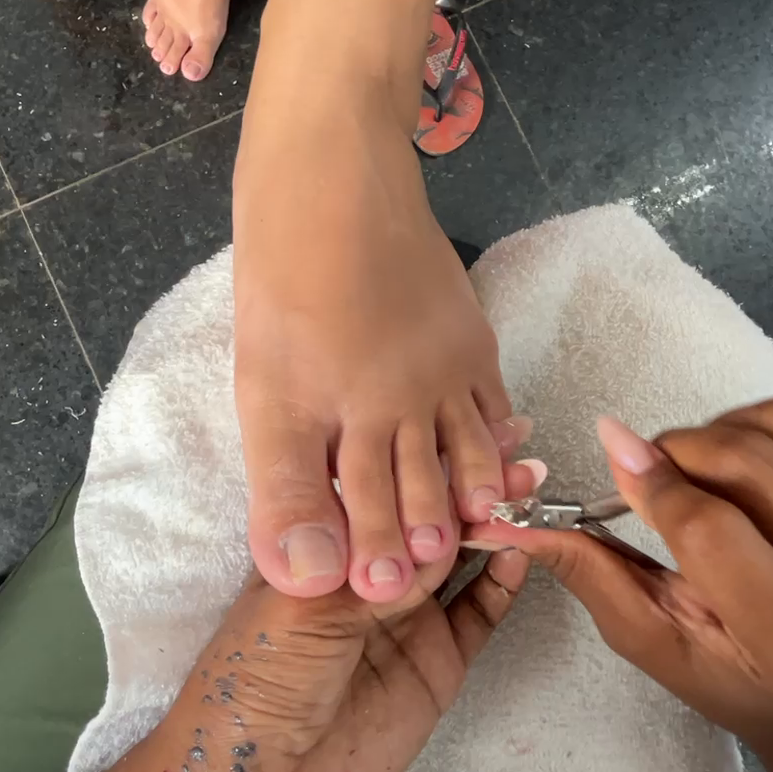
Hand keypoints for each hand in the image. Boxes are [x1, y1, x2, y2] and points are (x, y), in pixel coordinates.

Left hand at [47, 459, 543, 771]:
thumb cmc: (258, 679)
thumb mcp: (309, 608)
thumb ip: (374, 567)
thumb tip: (430, 524)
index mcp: (333, 546)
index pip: (388, 490)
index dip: (427, 462)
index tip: (466, 429)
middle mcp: (374, 571)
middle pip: (432, 518)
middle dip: (473, 484)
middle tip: (517, 453)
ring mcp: (408, 614)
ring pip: (462, 559)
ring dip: (496, 525)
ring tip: (529, 489)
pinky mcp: (436, 660)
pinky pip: (479, 615)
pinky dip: (503, 584)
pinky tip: (522, 555)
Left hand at [233, 0, 514, 604]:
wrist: (335, 176)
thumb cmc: (285, 280)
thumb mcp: (266, 389)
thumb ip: (289, 484)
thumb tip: (310, 579)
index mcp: (366, 423)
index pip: (376, 508)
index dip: (378, 553)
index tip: (384, 594)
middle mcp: (421, 402)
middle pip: (428, 480)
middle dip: (427, 528)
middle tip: (434, 570)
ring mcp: (452, 361)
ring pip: (468, 442)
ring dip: (473, 485)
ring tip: (482, 518)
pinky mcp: (466, 324)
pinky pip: (490, 392)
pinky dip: (497, 425)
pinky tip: (505, 435)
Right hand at [472, 399, 772, 750]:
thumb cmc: (732, 677)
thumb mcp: (648, 639)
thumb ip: (589, 572)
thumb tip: (529, 510)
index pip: (712, 530)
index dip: (651, 480)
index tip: (611, 449)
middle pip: (752, 464)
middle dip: (682, 449)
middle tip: (654, 466)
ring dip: (720, 431)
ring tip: (701, 470)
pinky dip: (760, 424)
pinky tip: (746, 465)